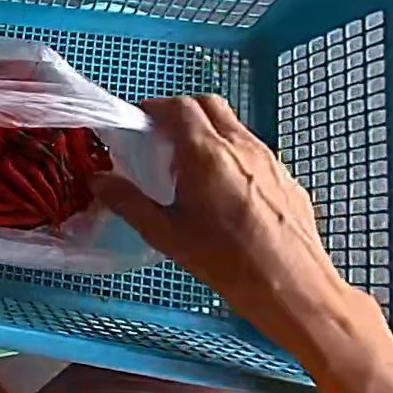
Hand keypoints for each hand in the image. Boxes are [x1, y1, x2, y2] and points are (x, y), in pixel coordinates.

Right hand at [94, 95, 380, 354]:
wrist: (293, 287)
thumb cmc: (226, 262)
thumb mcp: (167, 235)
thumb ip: (129, 203)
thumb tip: (99, 180)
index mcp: (206, 153)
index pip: (178, 107)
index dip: (154, 107)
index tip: (138, 122)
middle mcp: (240, 145)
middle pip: (208, 105)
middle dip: (181, 111)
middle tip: (161, 137)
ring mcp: (269, 158)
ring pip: (233, 126)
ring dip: (207, 131)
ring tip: (190, 167)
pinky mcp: (286, 176)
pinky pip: (253, 151)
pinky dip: (230, 154)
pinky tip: (225, 192)